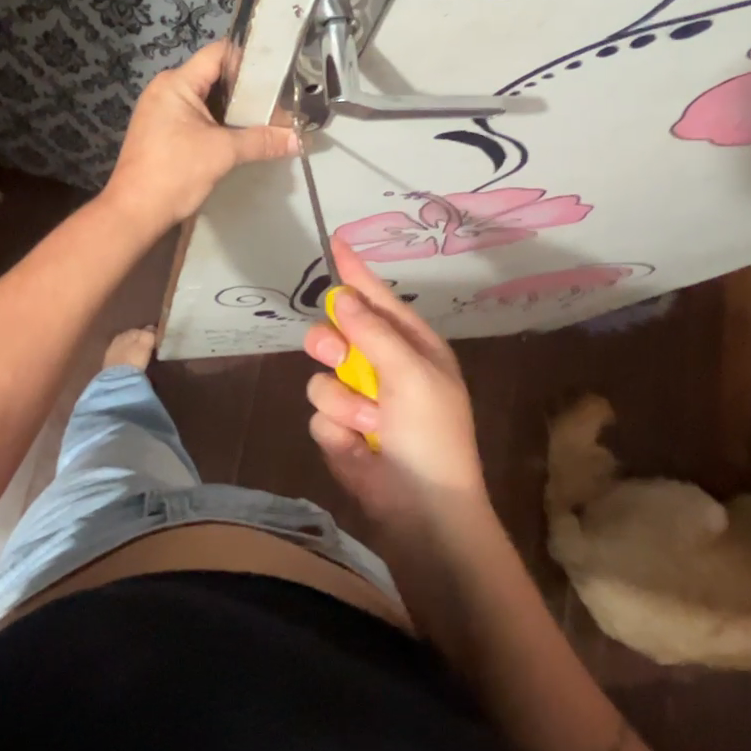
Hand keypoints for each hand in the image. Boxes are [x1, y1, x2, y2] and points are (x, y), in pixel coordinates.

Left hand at [101, 41, 297, 229]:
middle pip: (214, 77)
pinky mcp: (162, 134)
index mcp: (176, 83)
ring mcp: (161, 112)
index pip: (218, 54)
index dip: (249, 61)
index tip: (278, 76)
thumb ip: (261, 141)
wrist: (134, 213)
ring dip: (234, 112)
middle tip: (280, 103)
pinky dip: (219, 126)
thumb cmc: (174, 173)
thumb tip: (300, 140)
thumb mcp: (222, 153)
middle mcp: (166, 90)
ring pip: (207, 101)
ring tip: (267, 121)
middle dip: (247, 91)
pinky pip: (197, 119)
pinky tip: (242, 139)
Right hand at [303, 241, 490, 532]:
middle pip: (336, 333)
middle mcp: (382, 368)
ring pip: (320, 376)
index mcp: (413, 348)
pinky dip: (337, 429)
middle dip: (331, 344)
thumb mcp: (412, 375)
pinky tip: (358, 447)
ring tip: (369, 423)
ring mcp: (357, 401)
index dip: (356, 274)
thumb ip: (374, 333)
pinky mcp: (338, 431)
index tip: (335, 242)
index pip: (378, 301)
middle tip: (335, 355)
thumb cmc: (432, 434)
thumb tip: (344, 297)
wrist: (423, 507)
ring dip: (343, 401)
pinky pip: (317, 414)